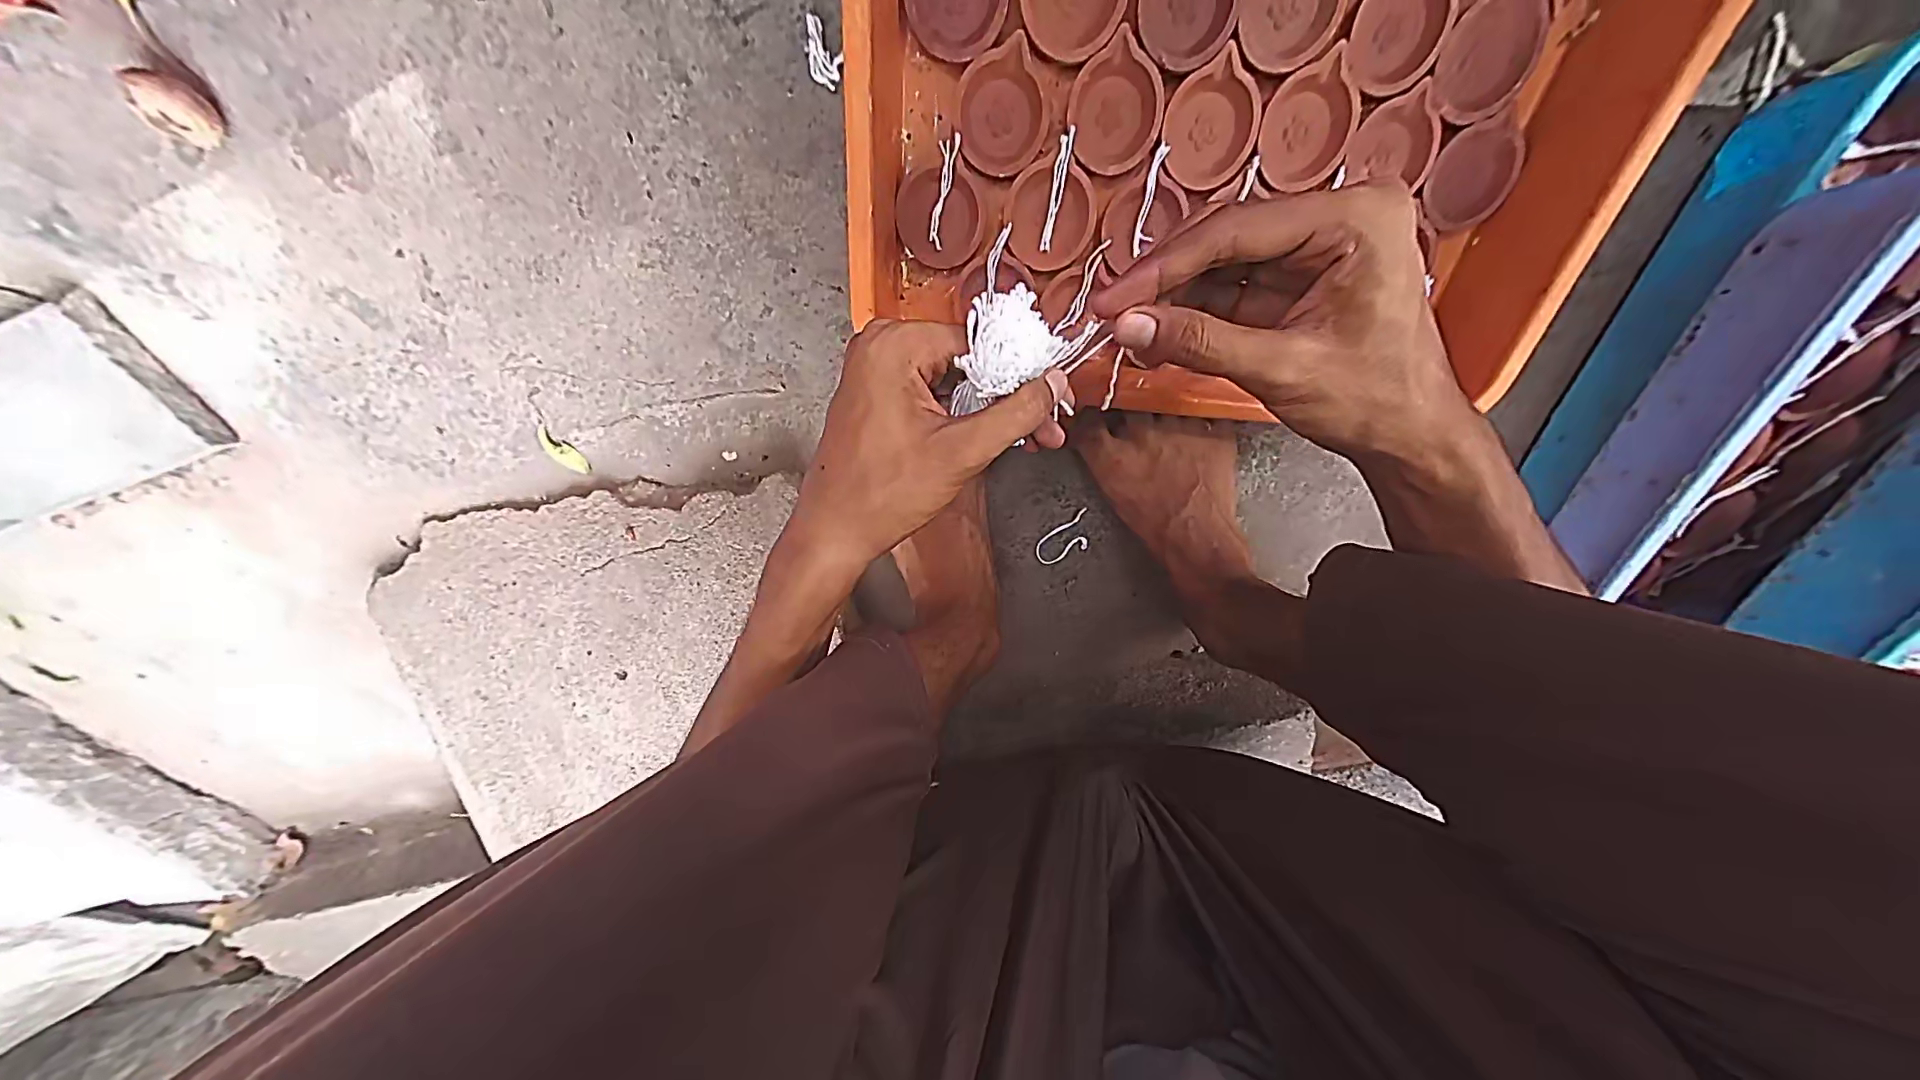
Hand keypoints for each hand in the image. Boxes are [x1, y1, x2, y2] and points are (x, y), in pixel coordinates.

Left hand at [789, 319, 1069, 569]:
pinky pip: (935, 390)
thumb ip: (1015, 413)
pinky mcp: (879, 392)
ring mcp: (877, 369)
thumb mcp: (962, 452)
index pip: (981, 343)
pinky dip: (963, 413)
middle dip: (1010, 396)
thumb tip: (1049, 386)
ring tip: (1021, 436)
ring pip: (955, 377)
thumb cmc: (875, 496)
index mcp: (893, 346)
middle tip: (1042, 424)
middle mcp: (880, 347)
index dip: (1024, 374)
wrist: (836, 530)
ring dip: (990, 408)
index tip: (1050, 395)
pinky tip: (990, 435)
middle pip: (970, 360)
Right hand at [1089, 181, 1475, 467]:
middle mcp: (1337, 220)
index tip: (1117, 296)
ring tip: (1131, 330)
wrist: (1407, 433)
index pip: (1237, 230)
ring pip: (1220, 263)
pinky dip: (1192, 313)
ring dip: (1172, 299)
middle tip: (1114, 311)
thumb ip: (1200, 342)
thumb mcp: (1281, 369)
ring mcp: (1315, 249)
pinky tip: (1160, 334)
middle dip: (1164, 281)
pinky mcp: (1295, 279)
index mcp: (1356, 219)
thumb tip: (1131, 325)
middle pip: (1224, 240)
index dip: (1164, 266)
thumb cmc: (1377, 399)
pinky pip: (1229, 288)